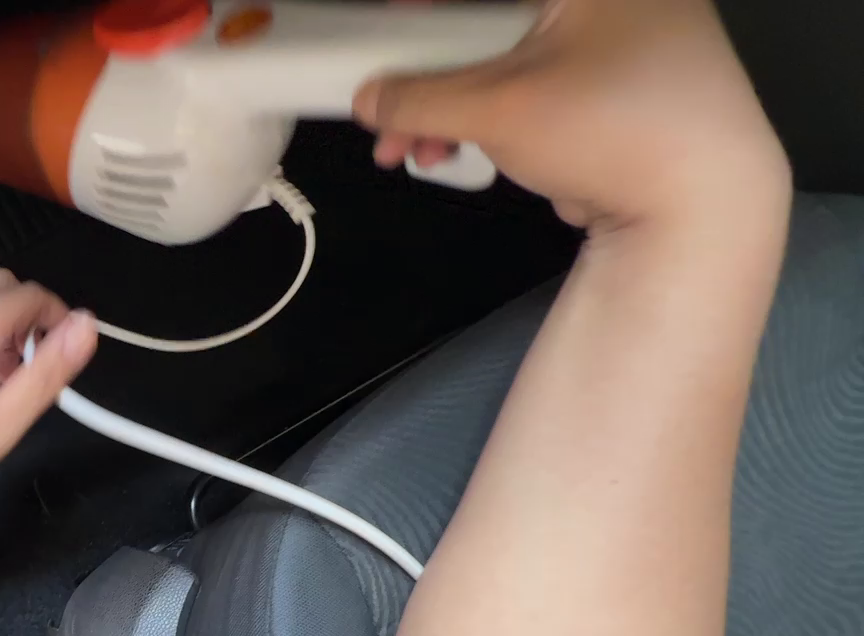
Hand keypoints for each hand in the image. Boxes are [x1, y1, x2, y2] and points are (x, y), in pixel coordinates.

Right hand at [356, 0, 788, 235]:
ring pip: (491, 68)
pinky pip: (512, 94)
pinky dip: (472, 123)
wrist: (689, 196)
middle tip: (386, 127)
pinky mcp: (592, 91)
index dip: (425, 20)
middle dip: (422, 85)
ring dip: (438, 113)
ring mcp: (600, 45)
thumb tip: (365, 97)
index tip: (380, 54)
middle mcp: (601, 2)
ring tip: (412, 154)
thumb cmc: (607, 126)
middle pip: (481, 31)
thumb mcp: (498, 107)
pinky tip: (447, 153)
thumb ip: (419, 100)